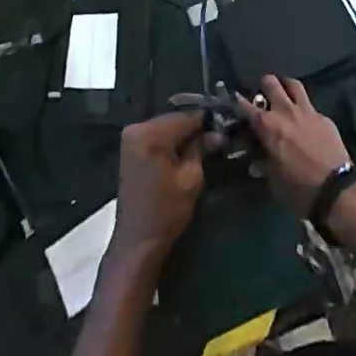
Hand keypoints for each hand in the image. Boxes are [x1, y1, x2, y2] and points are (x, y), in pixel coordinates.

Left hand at [114, 111, 213, 254]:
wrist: (138, 238)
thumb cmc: (166, 211)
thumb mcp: (190, 179)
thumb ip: (200, 149)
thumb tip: (216, 133)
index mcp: (150, 134)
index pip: (184, 117)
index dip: (206, 120)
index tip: (226, 123)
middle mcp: (136, 128)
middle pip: (173, 120)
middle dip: (194, 127)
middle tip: (218, 135)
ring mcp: (130, 137)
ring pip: (164, 126)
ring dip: (182, 134)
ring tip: (206, 142)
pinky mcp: (130, 147)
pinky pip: (155, 135)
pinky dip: (170, 140)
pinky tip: (185, 149)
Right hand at [238, 75, 351, 215]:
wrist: (337, 190)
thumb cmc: (299, 187)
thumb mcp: (273, 178)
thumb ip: (262, 163)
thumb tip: (254, 162)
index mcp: (266, 124)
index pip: (244, 104)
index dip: (237, 101)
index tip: (235, 102)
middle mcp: (284, 111)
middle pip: (270, 82)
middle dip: (264, 85)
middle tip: (264, 97)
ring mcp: (307, 111)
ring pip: (293, 84)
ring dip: (286, 87)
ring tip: (284, 95)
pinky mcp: (325, 118)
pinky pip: (311, 106)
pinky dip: (305, 110)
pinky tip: (306, 121)